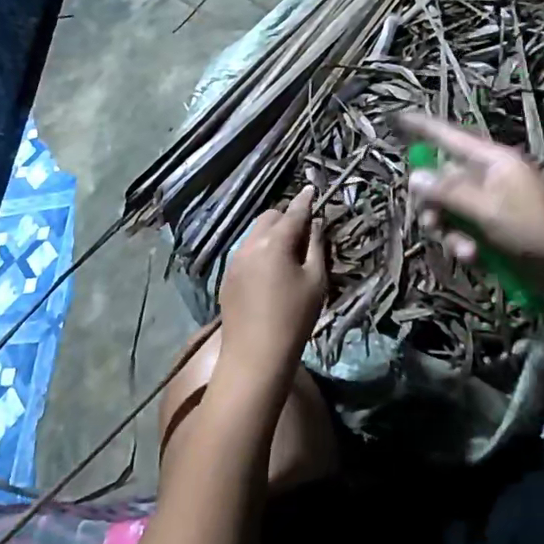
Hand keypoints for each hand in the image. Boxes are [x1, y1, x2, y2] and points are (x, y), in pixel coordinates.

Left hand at [217, 186, 326, 384]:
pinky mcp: (227, 276)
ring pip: (254, 234)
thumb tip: (315, 226)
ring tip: (287, 251)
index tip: (313, 189)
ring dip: (271, 234)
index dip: (305, 201)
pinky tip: (269, 270)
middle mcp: (250, 244)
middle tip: (304, 231)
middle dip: (286, 217)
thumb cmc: (294, 318)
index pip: (293, 212)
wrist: (255, 354)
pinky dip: (259, 250)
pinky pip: (245, 252)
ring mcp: (234, 260)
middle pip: (269, 218)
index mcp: (274, 242)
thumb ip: (316, 248)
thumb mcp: (316, 282)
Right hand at [397, 112, 543, 290]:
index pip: (450, 137)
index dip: (423, 127)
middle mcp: (489, 178)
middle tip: (433, 225)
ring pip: (449, 210)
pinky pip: (463, 229)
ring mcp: (492, 204)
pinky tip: (474, 259)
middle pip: (442, 181)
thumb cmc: (535, 230)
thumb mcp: (486, 210)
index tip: (398, 118)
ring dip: (448, 232)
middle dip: (433, 206)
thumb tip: (414, 177)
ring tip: (463, 252)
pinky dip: (463, 243)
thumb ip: (447, 192)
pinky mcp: (494, 228)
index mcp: (492, 161)